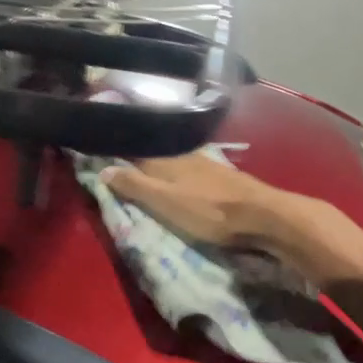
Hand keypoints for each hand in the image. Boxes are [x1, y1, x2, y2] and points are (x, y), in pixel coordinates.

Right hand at [100, 153, 361, 275]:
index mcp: (165, 160)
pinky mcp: (221, 175)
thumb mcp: (165, 203)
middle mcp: (183, 155)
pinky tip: (179, 170)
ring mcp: (205, 163)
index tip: (97, 146)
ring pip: (173, 156)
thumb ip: (135, 186)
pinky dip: (177, 166)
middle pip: (154, 151)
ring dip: (157, 157)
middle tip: (117, 150)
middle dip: (136, 150)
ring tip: (144, 158)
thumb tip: (102, 168)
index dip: (116, 150)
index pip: (134, 150)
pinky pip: (189, 164)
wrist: (264, 215)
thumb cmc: (209, 211)